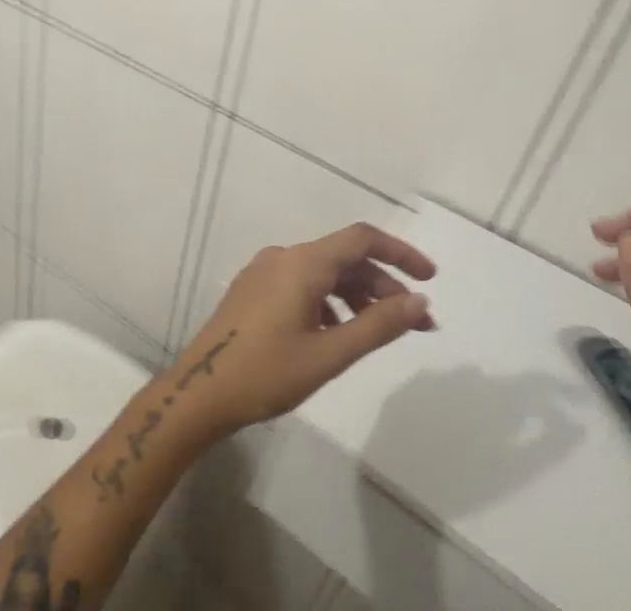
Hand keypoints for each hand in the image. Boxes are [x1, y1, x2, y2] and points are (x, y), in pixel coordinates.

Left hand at [169, 223, 435, 439]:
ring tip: (377, 333)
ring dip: (356, 297)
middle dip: (382, 286)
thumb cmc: (267, 373)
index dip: (400, 254)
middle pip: (344, 258)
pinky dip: (328, 303)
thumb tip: (420, 302)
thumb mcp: (330, 354)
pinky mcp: (251, 292)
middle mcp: (282, 258)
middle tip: (413, 324)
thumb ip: (379, 326)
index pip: (362, 239)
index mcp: (301, 263)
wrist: (200, 393)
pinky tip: (336, 335)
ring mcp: (262, 274)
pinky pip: (301, 285)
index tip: (430, 280)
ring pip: (322, 274)